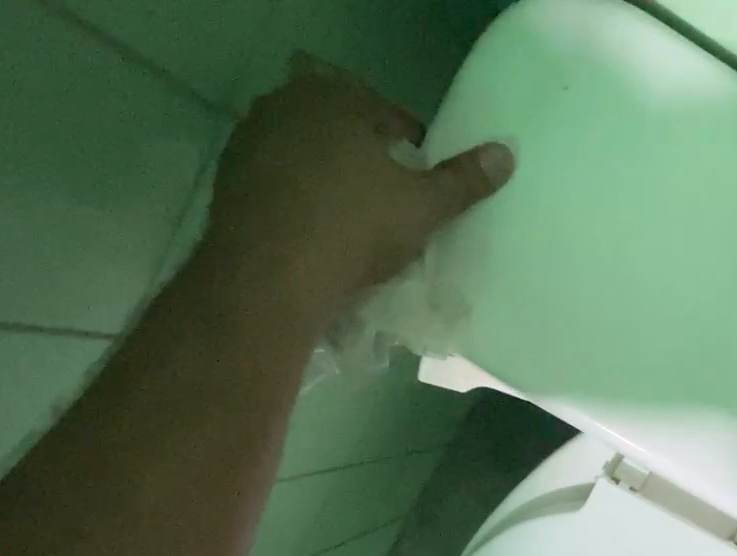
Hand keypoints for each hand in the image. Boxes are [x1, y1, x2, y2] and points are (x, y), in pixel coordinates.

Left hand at [196, 58, 514, 331]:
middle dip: (366, 153)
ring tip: (355, 218)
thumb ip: (463, 180)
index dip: (413, 146)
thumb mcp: (423, 209)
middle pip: (341, 125)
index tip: (423, 180)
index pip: (389, 114)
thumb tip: (505, 153)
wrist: (271, 276)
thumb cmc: (355, 230)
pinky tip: (317, 233)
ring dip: (330, 175)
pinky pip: (279, 180)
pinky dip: (300, 197)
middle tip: (389, 196)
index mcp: (337, 98)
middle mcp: (287, 104)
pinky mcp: (230, 179)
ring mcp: (251, 139)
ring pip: (306, 150)